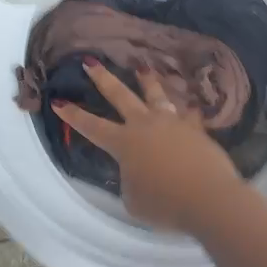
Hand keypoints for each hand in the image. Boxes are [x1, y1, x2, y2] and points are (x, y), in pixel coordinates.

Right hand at [53, 58, 243, 232]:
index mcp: (124, 143)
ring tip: (142, 66)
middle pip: (120, 96)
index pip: (91, 126)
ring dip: (147, 80)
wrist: (209, 198)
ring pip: (156, 95)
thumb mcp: (133, 200)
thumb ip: (129, 181)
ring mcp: (172, 123)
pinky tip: (192, 105)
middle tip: (91, 61)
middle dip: (103, 78)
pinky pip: (189, 114)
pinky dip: (188, 110)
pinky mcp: (196, 129)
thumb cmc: (165, 204)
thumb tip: (136, 171)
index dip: (73, 115)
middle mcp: (145, 125)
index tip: (58, 100)